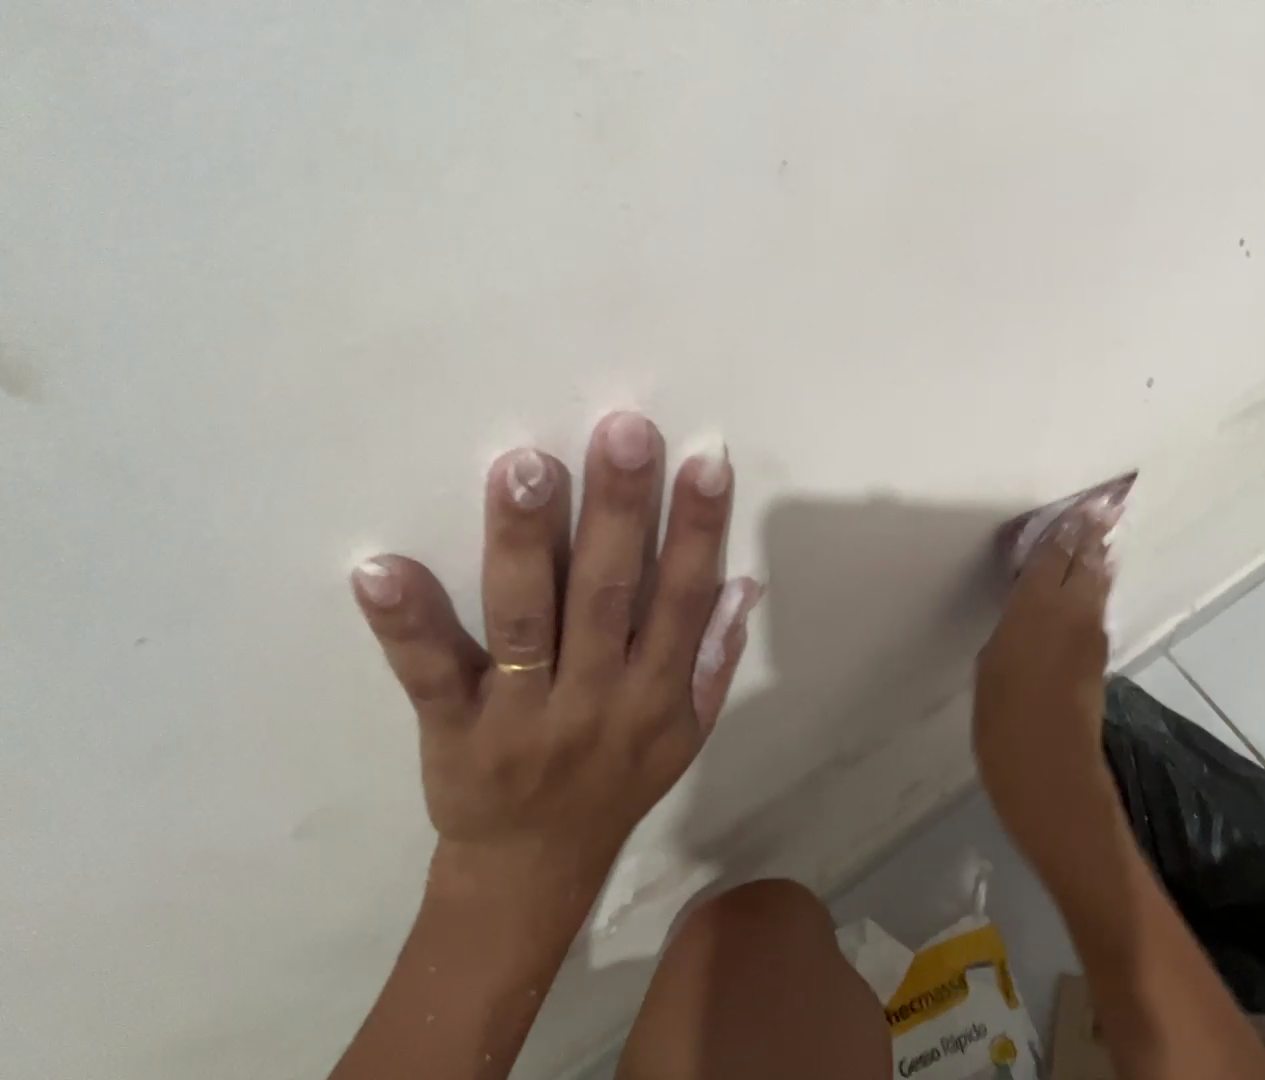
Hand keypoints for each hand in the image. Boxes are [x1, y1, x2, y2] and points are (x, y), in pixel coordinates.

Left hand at [350, 413, 760, 893]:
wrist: (534, 865)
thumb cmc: (621, 783)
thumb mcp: (689, 733)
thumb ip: (716, 659)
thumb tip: (743, 583)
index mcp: (658, 696)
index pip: (682, 600)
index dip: (697, 530)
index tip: (705, 461)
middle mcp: (597, 699)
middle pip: (607, 596)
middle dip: (619, 511)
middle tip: (622, 432)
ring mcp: (522, 715)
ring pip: (525, 621)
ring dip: (523, 543)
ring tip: (523, 467)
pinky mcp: (452, 731)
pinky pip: (429, 675)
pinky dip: (407, 624)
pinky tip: (380, 569)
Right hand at [973, 495, 1123, 868]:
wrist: (1050, 770)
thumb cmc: (1003, 719)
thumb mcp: (991, 663)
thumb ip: (1012, 625)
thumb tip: (1025, 608)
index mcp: (1037, 606)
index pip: (1054, 554)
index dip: (1066, 528)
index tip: (1078, 504)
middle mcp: (1073, 611)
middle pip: (1086, 560)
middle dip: (1091, 532)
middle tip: (1100, 505)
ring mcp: (1091, 634)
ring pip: (1097, 582)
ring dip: (1097, 557)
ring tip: (1098, 534)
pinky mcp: (1099, 657)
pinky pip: (1096, 607)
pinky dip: (1094, 587)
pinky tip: (1089, 582)